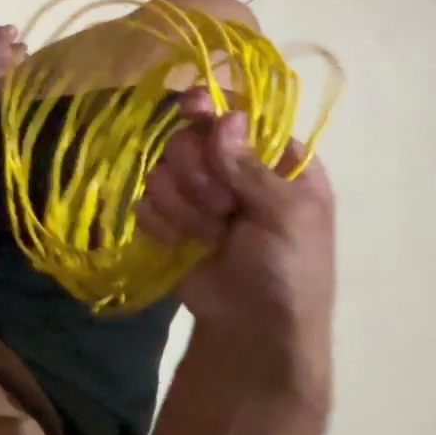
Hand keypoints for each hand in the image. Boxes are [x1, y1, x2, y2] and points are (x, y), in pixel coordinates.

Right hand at [138, 93, 336, 400]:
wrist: (252, 328)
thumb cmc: (289, 271)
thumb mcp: (287, 215)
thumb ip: (250, 166)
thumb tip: (225, 117)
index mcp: (277, 163)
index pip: (239, 117)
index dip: (213, 109)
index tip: (191, 106)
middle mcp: (234, 172)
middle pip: (190, 140)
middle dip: (198, 176)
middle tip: (222, 207)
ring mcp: (198, 196)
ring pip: (163, 170)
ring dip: (183, 206)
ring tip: (208, 236)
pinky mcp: (168, 220)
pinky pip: (146, 200)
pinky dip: (163, 224)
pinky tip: (185, 244)